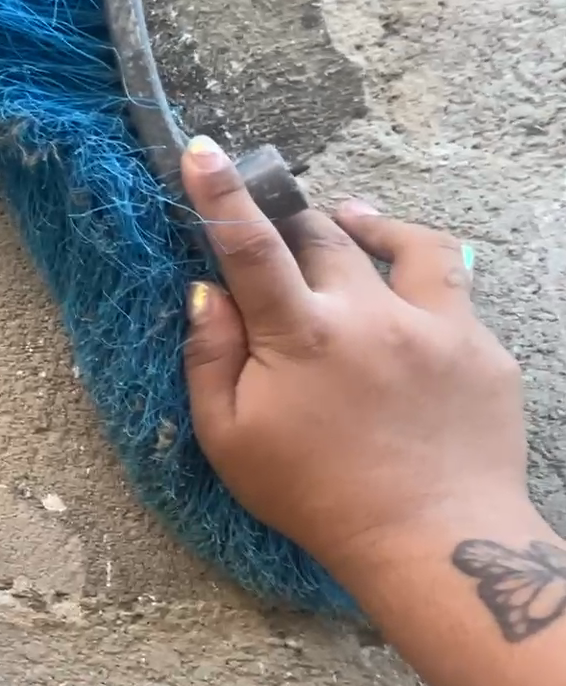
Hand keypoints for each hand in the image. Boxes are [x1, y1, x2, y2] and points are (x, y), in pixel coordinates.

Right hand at [178, 135, 535, 577]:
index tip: (202, 150)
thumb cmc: (304, 487)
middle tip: (266, 213)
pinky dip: (413, 269)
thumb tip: (205, 293)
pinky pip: (450, 286)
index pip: (251, 248)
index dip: (220, 196)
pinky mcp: (484, 347)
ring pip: (406, 243)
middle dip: (287, 216)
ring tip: (344, 220)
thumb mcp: (224, 431)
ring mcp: (440, 327)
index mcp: (302, 338)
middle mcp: (374, 316)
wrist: (430, 535)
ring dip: (363, 224)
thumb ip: (210, 356)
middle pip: (325, 236)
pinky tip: (393, 292)